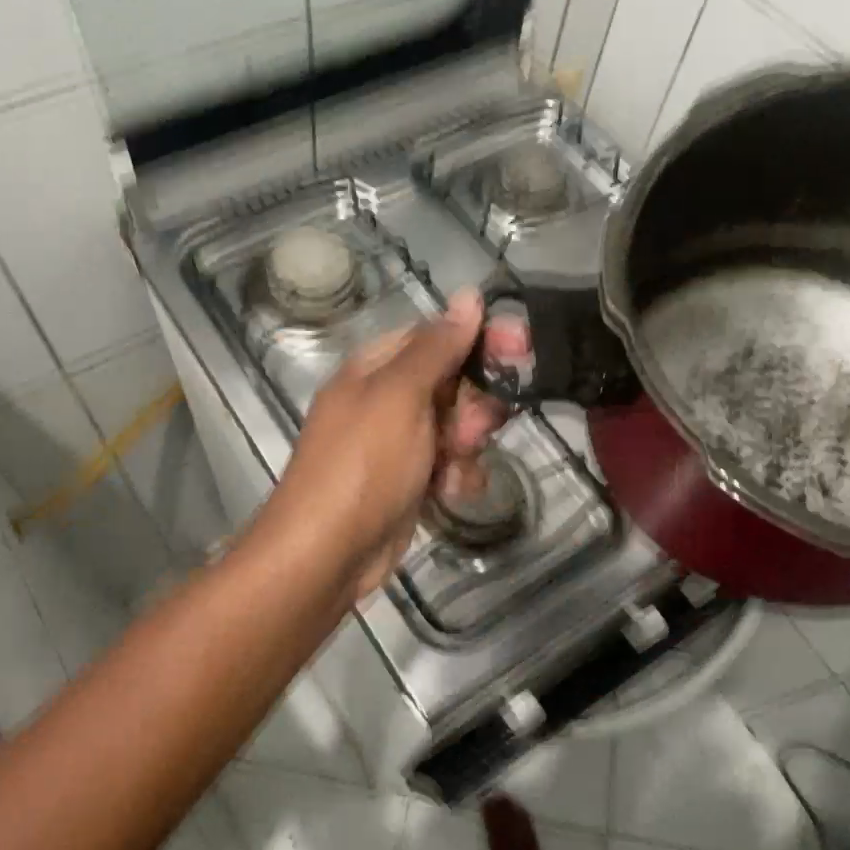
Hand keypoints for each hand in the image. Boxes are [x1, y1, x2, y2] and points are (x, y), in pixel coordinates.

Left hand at [249, 290, 509, 601]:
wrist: (326, 554)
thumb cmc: (362, 465)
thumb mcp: (400, 397)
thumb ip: (436, 347)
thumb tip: (469, 296)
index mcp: (374, 368)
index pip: (436, 335)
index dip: (479, 339)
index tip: (522, 349)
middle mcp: (384, 400)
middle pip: (452, 382)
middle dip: (472, 405)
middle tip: (471, 430)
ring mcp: (395, 444)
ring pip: (456, 427)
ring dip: (466, 446)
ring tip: (452, 468)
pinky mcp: (407, 483)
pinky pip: (448, 466)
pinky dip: (455, 478)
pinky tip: (449, 494)